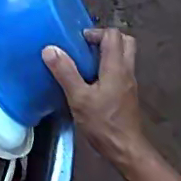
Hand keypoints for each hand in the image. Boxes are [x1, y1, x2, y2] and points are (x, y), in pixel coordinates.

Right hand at [43, 28, 146, 163]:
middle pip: (125, 41)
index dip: (95, 33)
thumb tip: (50, 49)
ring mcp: (130, 83)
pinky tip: (91, 81)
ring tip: (85, 63)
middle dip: (105, 39)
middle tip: (85, 48)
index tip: (78, 41)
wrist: (125, 148)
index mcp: (117, 67)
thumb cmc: (103, 123)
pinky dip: (108, 68)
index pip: (113, 35)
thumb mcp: (79, 98)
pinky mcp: (128, 94)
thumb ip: (65, 72)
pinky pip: (121, 71)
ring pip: (125, 56)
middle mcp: (127, 70)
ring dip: (107, 53)